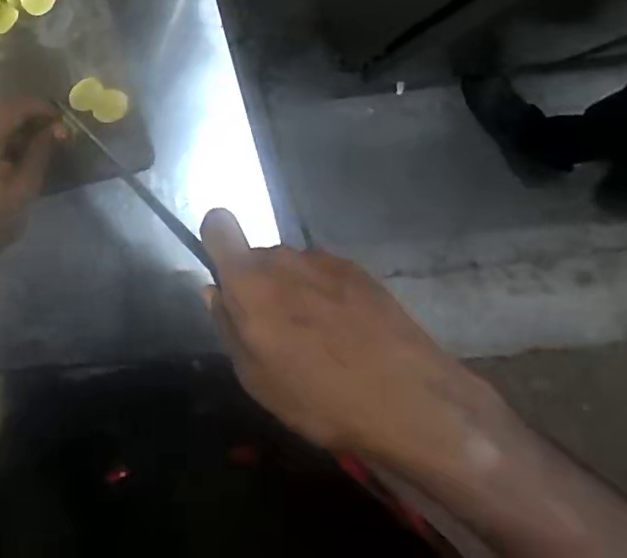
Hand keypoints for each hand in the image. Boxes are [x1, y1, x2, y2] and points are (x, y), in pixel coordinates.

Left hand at [0, 97, 58, 265]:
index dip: (37, 107)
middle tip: (52, 123)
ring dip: (15, 117)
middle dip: (27, 109)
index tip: (60, 117)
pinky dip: (2, 128)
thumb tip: (58, 128)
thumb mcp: (24, 190)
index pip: (10, 109)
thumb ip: (39, 154)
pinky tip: (19, 144)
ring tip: (39, 132)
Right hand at [200, 209, 512, 465]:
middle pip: (258, 258)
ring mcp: (323, 261)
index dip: (216, 241)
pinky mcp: (358, 271)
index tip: (226, 276)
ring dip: (295, 294)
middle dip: (260, 287)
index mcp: (249, 280)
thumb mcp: (256, 379)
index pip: (218, 225)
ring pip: (292, 269)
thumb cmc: (320, 397)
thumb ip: (228, 327)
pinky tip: (350, 336)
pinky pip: (325, 276)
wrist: (411, 400)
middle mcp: (282, 258)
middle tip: (277, 334)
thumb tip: (215, 292)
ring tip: (320, 341)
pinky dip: (328, 298)